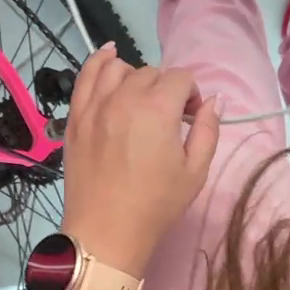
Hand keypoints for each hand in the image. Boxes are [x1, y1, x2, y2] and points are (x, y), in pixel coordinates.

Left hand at [57, 43, 219, 276]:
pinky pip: (86, 76)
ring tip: (141, 98)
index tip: (191, 120)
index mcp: (158, 109)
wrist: (106, 232)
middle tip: (168, 120)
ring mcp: (95, 105)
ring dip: (136, 77)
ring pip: (119, 69)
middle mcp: (125, 97)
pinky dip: (99, 62)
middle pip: (152, 73)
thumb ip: (208, 131)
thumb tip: (214, 101)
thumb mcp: (195, 172)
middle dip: (166, 90)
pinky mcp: (76, 117)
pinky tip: (109, 56)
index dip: (192, 96)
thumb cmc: (155, 205)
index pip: (181, 79)